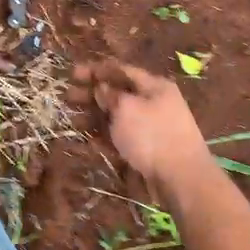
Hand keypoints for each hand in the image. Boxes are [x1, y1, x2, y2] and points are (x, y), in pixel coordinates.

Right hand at [76, 61, 216, 195]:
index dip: (94, 70)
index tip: (72, 75)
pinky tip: (90, 142)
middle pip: (116, 92)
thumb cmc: (152, 135)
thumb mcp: (126, 107)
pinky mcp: (148, 147)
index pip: (120, 70)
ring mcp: (151, 126)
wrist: (182, 179)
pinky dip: (105, 136)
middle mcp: (154, 102)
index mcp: (154, 86)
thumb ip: (108, 94)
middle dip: (91, 94)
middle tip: (67, 97)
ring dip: (94, 117)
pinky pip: (122, 135)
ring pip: (117, 115)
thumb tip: (101, 88)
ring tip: (74, 122)